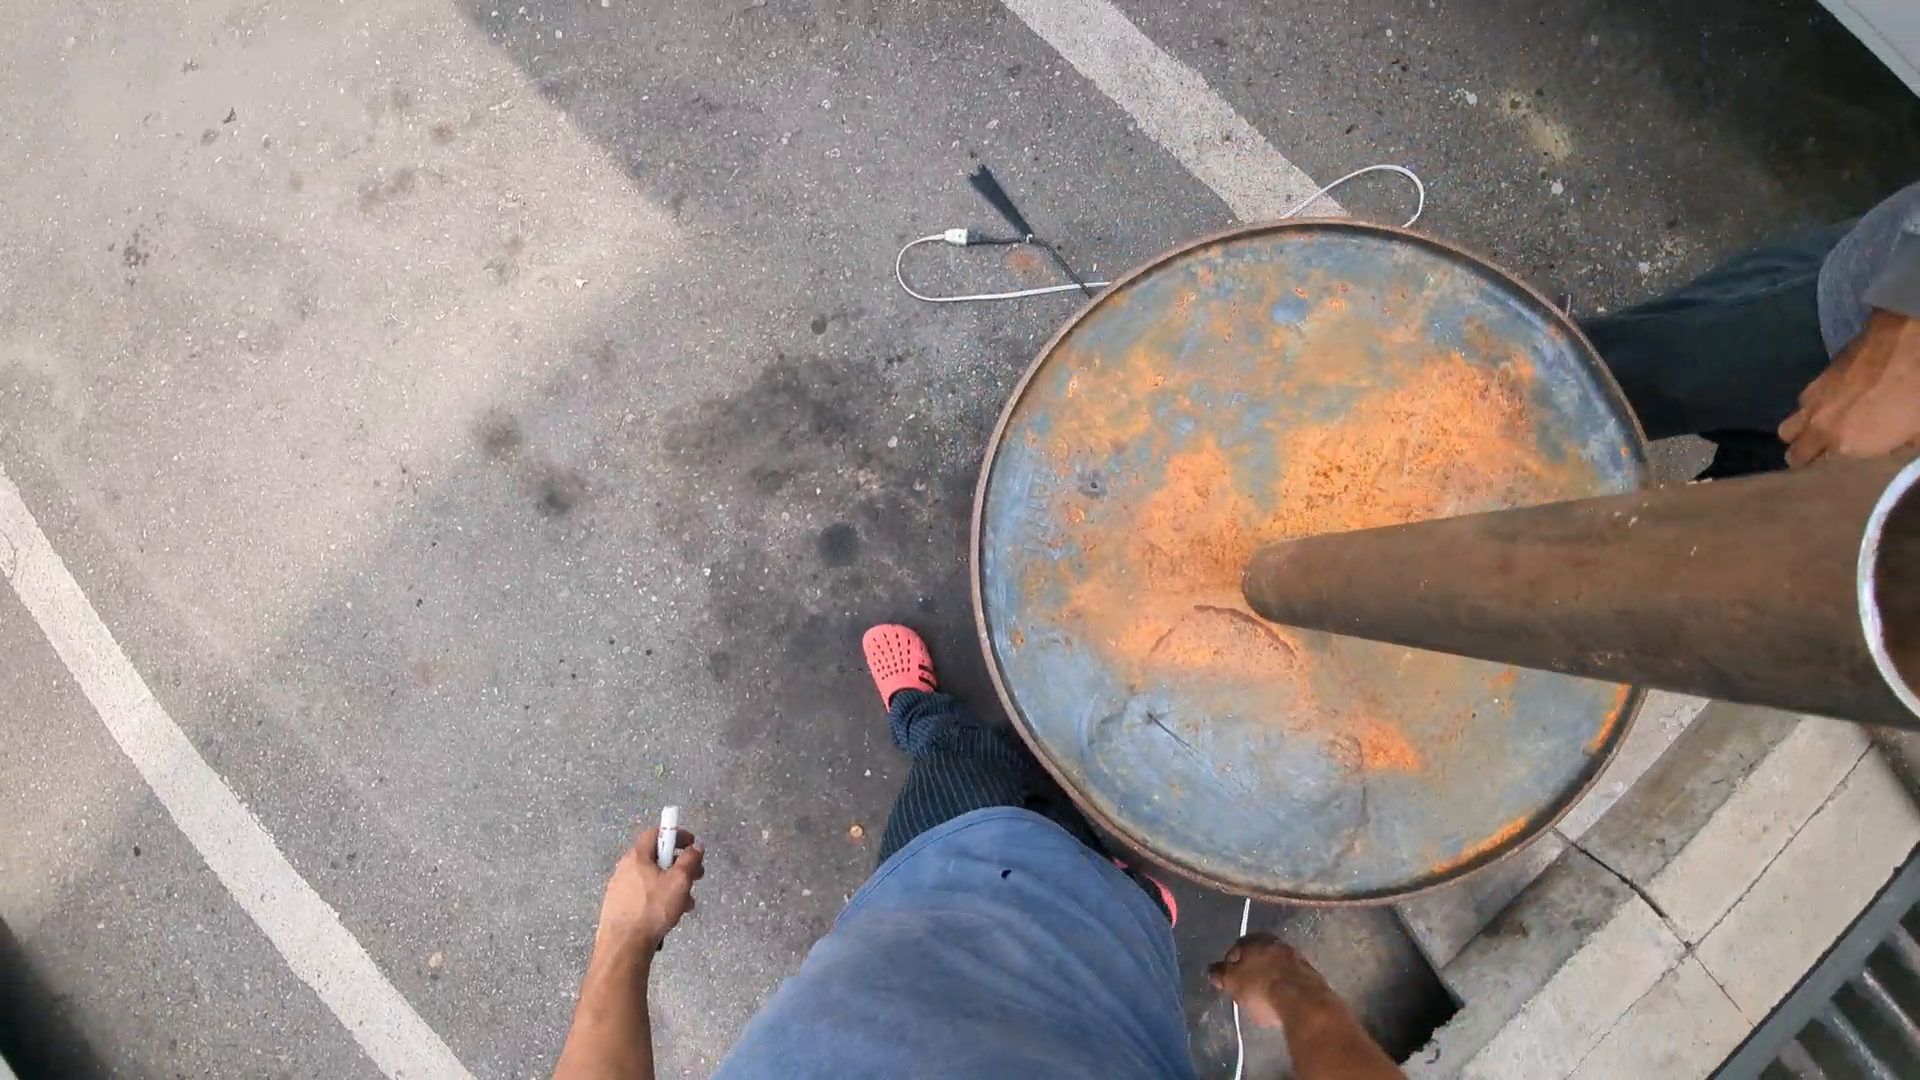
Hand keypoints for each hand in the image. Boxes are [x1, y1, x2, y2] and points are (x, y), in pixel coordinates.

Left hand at [593, 826, 703, 957]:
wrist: (623, 949)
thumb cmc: (653, 909)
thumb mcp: (680, 881)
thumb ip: (691, 860)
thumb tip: (696, 847)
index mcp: (636, 857)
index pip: (656, 832)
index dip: (676, 834)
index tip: (692, 845)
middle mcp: (623, 870)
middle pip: (656, 859)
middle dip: (679, 866)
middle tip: (695, 878)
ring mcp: (618, 892)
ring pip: (651, 881)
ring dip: (672, 887)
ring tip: (685, 904)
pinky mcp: (616, 911)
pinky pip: (643, 897)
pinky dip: (658, 900)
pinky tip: (668, 916)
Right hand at [1206, 933, 1326, 1026]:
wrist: (1303, 1001)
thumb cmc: (1261, 987)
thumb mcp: (1233, 982)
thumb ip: (1221, 975)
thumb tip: (1211, 971)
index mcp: (1255, 938)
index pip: (1237, 948)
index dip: (1230, 965)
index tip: (1229, 982)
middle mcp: (1276, 942)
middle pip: (1260, 957)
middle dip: (1253, 971)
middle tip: (1248, 990)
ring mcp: (1297, 958)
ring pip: (1278, 968)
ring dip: (1272, 980)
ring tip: (1266, 1000)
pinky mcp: (1313, 977)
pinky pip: (1293, 981)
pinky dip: (1287, 989)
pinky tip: (1283, 1004)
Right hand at [1780, 310, 1919, 466]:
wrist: (1908, 341)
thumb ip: (1908, 446)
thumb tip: (1899, 449)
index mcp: (1848, 447)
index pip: (1825, 471)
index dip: (1836, 472)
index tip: (1848, 470)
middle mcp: (1819, 431)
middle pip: (1794, 455)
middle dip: (1805, 459)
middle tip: (1823, 457)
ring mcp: (1811, 407)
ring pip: (1788, 431)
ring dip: (1801, 435)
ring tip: (1822, 431)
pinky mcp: (1814, 385)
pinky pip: (1802, 406)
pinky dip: (1811, 410)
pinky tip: (1834, 403)